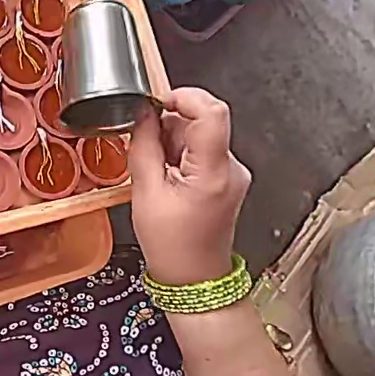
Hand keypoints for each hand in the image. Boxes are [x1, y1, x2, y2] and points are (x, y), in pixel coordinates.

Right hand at [128, 87, 252, 285]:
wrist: (194, 278)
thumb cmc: (170, 244)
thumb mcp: (145, 193)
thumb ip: (144, 146)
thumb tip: (142, 113)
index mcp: (213, 172)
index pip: (212, 112)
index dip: (184, 97)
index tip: (156, 102)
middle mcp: (231, 168)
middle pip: (203, 121)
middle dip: (170, 124)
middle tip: (145, 144)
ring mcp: (232, 173)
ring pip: (200, 135)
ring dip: (173, 141)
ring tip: (155, 171)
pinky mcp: (227, 178)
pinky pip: (202, 151)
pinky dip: (180, 154)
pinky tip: (166, 177)